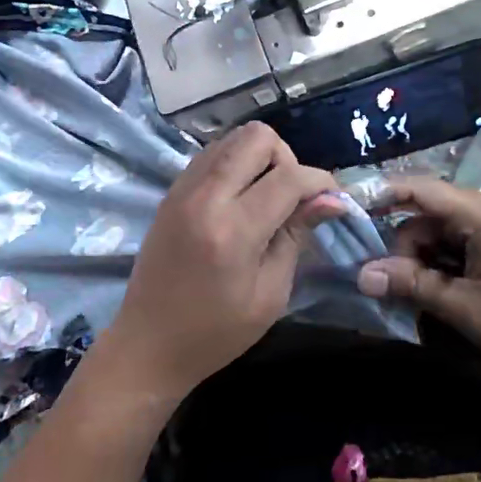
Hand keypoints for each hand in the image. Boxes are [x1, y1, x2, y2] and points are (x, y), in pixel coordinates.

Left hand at [103, 124, 345, 398]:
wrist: (148, 344)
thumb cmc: (216, 332)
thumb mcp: (270, 294)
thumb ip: (296, 236)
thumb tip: (331, 200)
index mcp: (232, 230)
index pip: (288, 177)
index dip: (320, 182)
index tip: (332, 200)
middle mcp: (204, 197)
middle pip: (257, 137)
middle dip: (286, 158)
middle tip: (291, 196)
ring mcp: (183, 189)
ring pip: (233, 138)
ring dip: (259, 158)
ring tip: (265, 197)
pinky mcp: (171, 192)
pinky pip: (212, 154)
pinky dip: (235, 164)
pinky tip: (240, 199)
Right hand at [357, 179, 480, 382]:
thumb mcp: (468, 309)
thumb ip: (413, 285)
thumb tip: (362, 274)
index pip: (417, 187)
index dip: (378, 195)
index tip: (345, 213)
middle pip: (429, 213)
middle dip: (404, 247)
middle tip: (392, 290)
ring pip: (447, 232)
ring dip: (427, 261)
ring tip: (422, 302)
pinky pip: (469, 243)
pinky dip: (451, 265)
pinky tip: (450, 297)